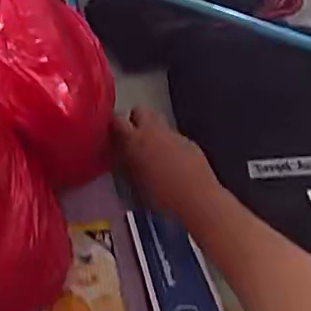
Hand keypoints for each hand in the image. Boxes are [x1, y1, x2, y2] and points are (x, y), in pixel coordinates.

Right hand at [113, 106, 225, 223]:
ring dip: (153, 130)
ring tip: (153, 150)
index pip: (117, 119)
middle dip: (135, 119)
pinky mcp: (190, 143)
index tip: (112, 133)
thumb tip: (121, 153)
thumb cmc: (161, 196)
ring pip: (159, 121)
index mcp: (135, 139)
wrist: (198, 201)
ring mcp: (174, 135)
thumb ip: (124, 161)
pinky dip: (171, 144)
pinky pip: (175, 137)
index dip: (113, 124)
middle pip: (140, 110)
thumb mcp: (132, 181)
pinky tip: (174, 163)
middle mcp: (154, 131)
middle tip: (133, 137)